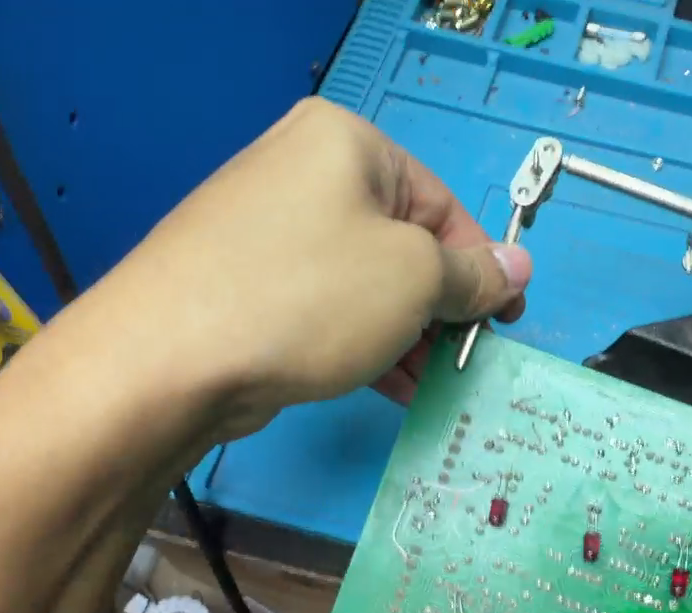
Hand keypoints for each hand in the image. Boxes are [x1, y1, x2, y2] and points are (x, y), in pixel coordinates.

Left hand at [57, 100, 530, 439]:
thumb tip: (518, 268)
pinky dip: (367, 345)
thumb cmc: (311, 297)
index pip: (442, 204)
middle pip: (403, 246)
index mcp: (347, 145)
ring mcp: (271, 234)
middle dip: (443, 310)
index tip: (506, 319)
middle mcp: (306, 176)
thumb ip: (473, 275)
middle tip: (468, 360)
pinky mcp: (251, 287)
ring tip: (435, 386)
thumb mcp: (414, 279)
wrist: (173, 357)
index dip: (483, 266)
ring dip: (410, 338)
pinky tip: (395, 387)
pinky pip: (330, 310)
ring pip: (368, 286)